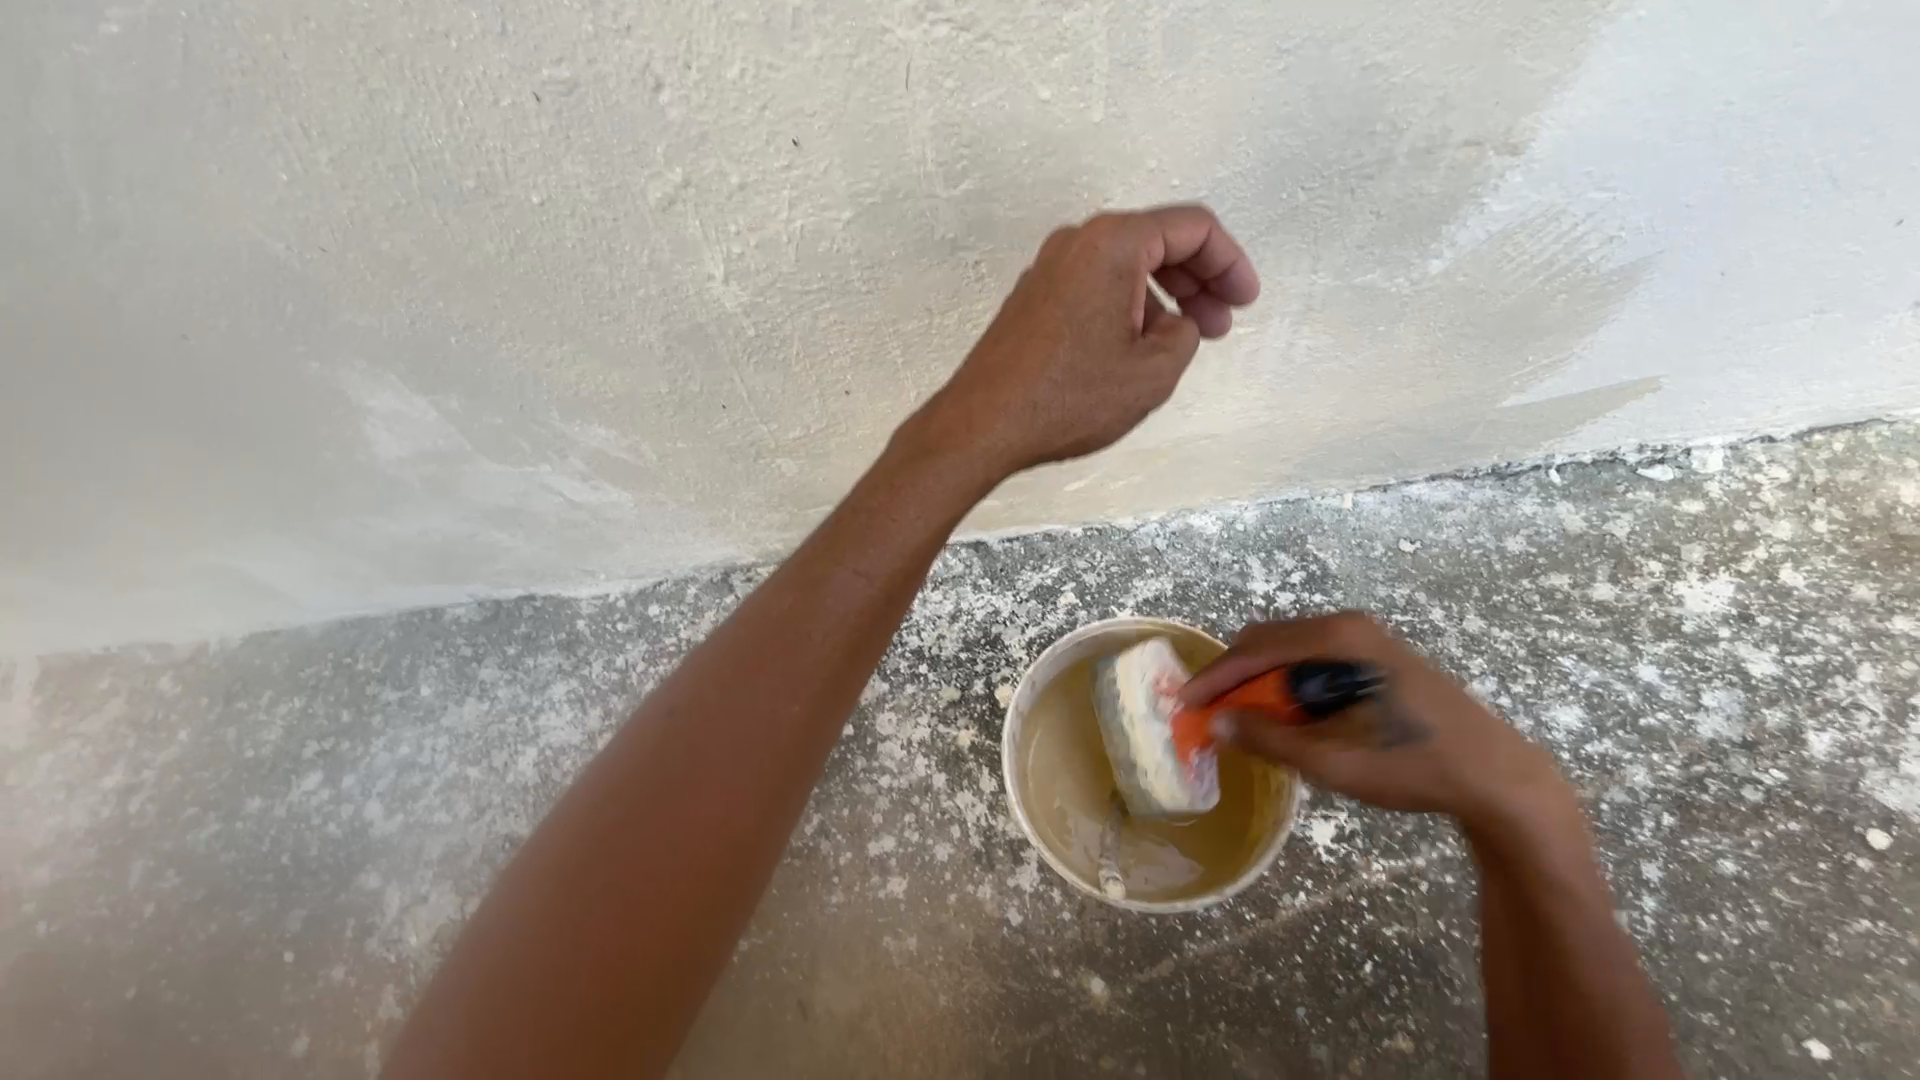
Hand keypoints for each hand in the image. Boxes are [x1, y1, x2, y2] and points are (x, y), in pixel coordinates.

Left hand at [907, 205, 1259, 475]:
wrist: (982, 424)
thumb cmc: (1069, 397)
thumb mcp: (1154, 371)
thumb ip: (1186, 334)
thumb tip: (1177, 325)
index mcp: (1112, 243)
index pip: (1192, 228)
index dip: (1230, 263)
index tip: (1244, 302)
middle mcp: (1076, 242)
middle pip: (1157, 242)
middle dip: (1199, 281)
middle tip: (1220, 325)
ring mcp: (1048, 270)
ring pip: (1124, 267)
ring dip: (1163, 298)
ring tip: (1183, 343)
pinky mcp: (1032, 300)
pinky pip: (1095, 288)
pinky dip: (1127, 308)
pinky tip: (1136, 348)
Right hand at [1180, 613, 1569, 827]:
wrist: (1498, 777)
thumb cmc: (1413, 766)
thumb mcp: (1332, 761)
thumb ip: (1268, 739)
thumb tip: (1216, 724)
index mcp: (1336, 638)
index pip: (1254, 650)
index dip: (1215, 678)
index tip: (1185, 703)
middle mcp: (1347, 626)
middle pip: (1266, 641)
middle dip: (1233, 677)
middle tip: (1212, 714)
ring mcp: (1365, 638)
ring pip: (1287, 650)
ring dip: (1259, 682)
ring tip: (1246, 721)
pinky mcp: (1376, 656)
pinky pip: (1310, 659)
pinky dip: (1286, 683)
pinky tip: (1289, 716)